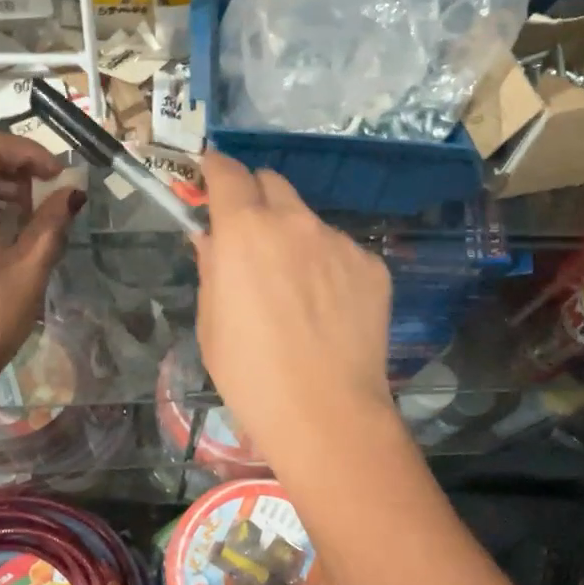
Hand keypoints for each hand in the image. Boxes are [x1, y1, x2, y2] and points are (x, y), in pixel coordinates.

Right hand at [194, 153, 395, 458]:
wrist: (325, 413)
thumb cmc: (252, 377)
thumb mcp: (211, 325)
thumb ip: (212, 269)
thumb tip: (213, 240)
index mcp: (245, 231)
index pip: (227, 172)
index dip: (215, 171)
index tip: (210, 179)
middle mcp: (295, 222)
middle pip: (273, 183)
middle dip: (257, 199)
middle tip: (252, 238)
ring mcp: (340, 243)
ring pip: (310, 223)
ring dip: (297, 240)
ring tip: (298, 294)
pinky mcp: (373, 267)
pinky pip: (343, 254)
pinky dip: (331, 270)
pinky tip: (330, 313)